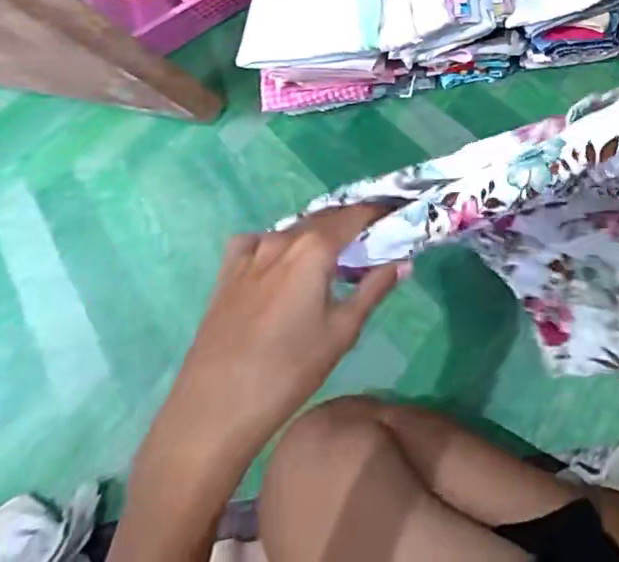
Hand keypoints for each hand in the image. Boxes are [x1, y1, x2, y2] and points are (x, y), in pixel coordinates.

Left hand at [115, 205, 399, 561]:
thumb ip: (373, 289)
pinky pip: (258, 243)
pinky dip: (277, 244)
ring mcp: (250, 253)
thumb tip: (402, 262)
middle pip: (324, 219)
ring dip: (316, 234)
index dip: (377, 212)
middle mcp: (281, 238)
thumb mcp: (343, 331)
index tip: (396, 215)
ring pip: (292, 230)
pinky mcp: (227, 271)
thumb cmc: (289, 371)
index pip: (354, 215)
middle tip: (373, 238)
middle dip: (351, 223)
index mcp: (313, 247)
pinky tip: (280, 265)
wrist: (216, 405)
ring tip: (332, 254)